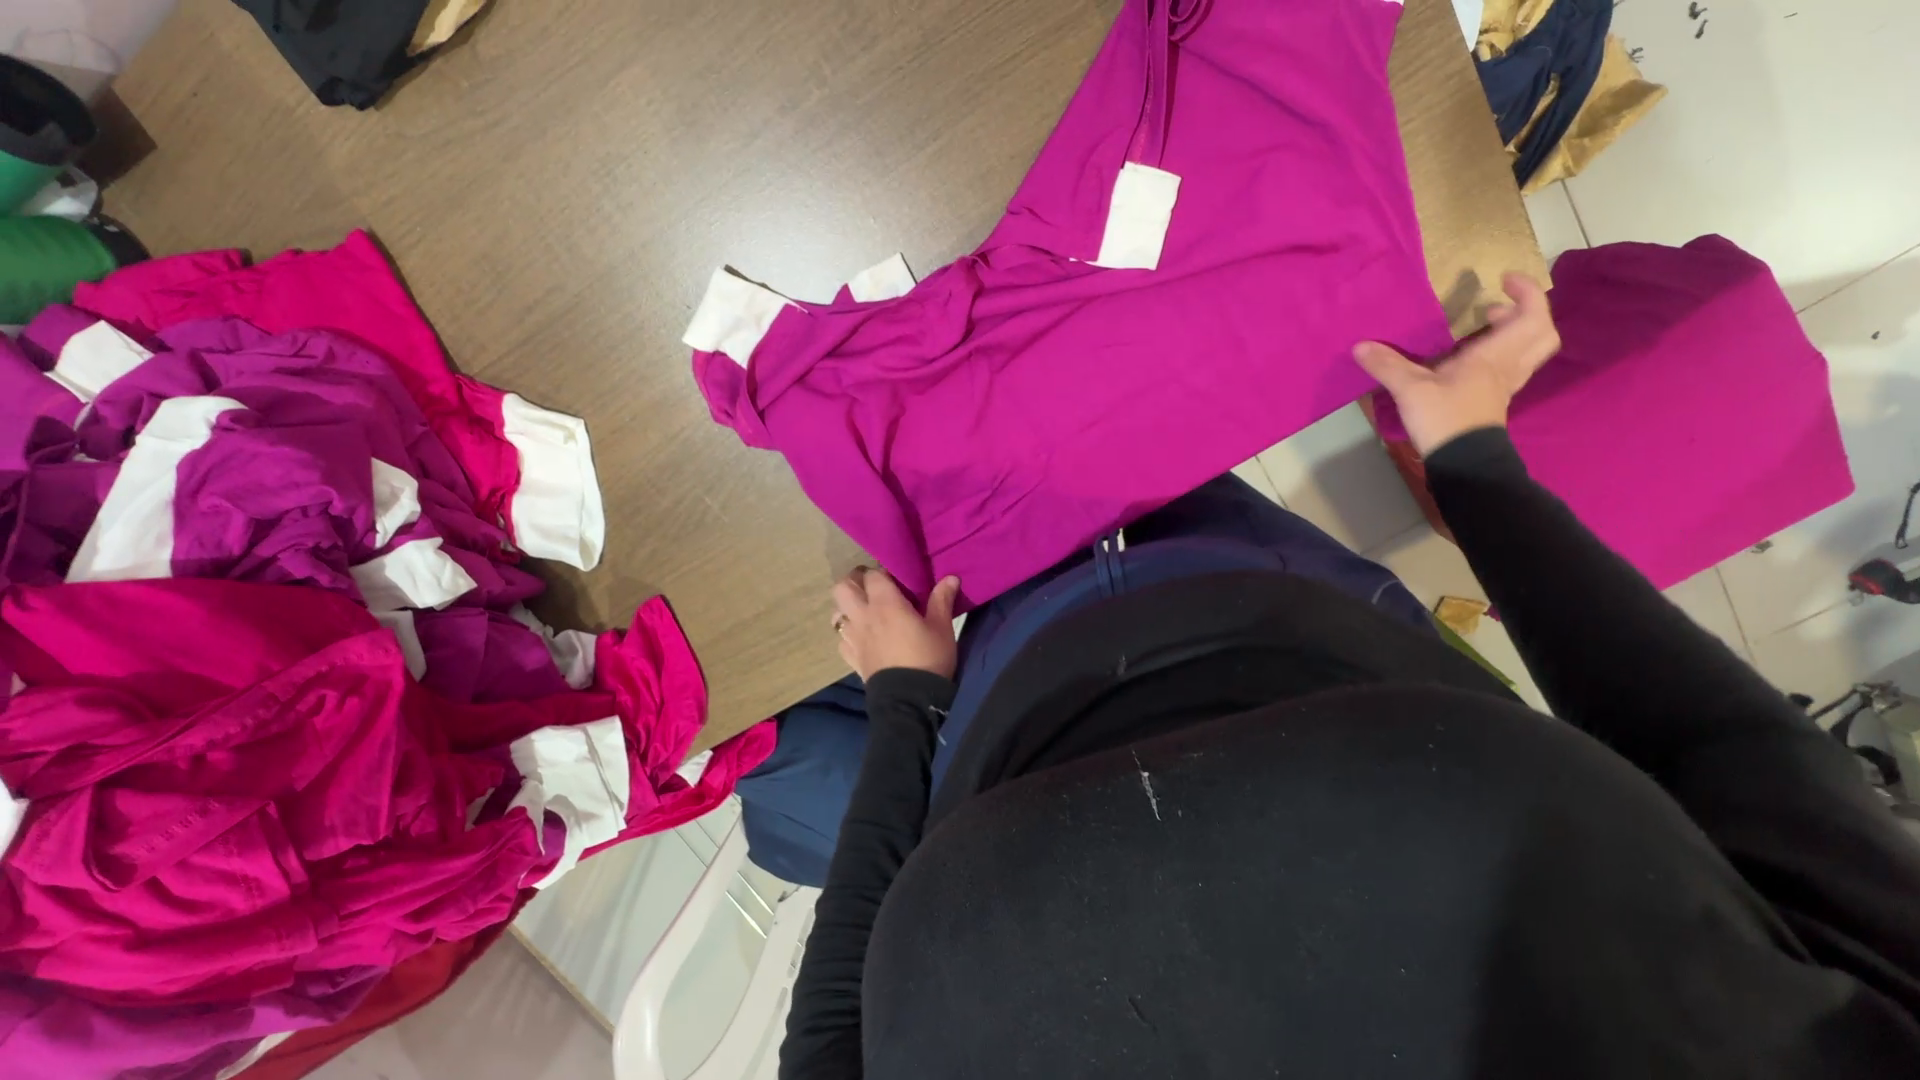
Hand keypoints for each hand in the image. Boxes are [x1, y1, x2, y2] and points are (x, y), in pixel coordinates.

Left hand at [831, 568, 961, 680]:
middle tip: (871, 587)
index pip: (872, 574)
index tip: (895, 578)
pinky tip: (862, 638)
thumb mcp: (942, 628)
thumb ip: (942, 600)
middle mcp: (863, 616)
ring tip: (863, 612)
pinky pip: (842, 639)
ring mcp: (853, 638)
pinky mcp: (851, 658)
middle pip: (842, 587)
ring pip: (837, 613)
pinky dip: (848, 635)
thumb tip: (951, 577)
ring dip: (846, 608)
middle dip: (853, 582)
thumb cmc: (928, 658)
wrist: (911, 700)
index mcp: (885, 603)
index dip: (881, 572)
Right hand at [1353, 273, 1561, 455]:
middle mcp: (1507, 367)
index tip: (1504, 280)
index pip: (1530, 315)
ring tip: (1484, 328)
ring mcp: (1504, 386)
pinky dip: (1499, 356)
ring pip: (1528, 351)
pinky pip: (1510, 369)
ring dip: (1513, 334)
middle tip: (1496, 307)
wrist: (1463, 462)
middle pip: (1540, 333)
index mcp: (1495, 355)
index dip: (1525, 293)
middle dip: (1526, 313)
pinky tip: (1471, 360)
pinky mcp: (1493, 402)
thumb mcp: (1411, 389)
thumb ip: (1387, 365)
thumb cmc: (1445, 417)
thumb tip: (1360, 346)